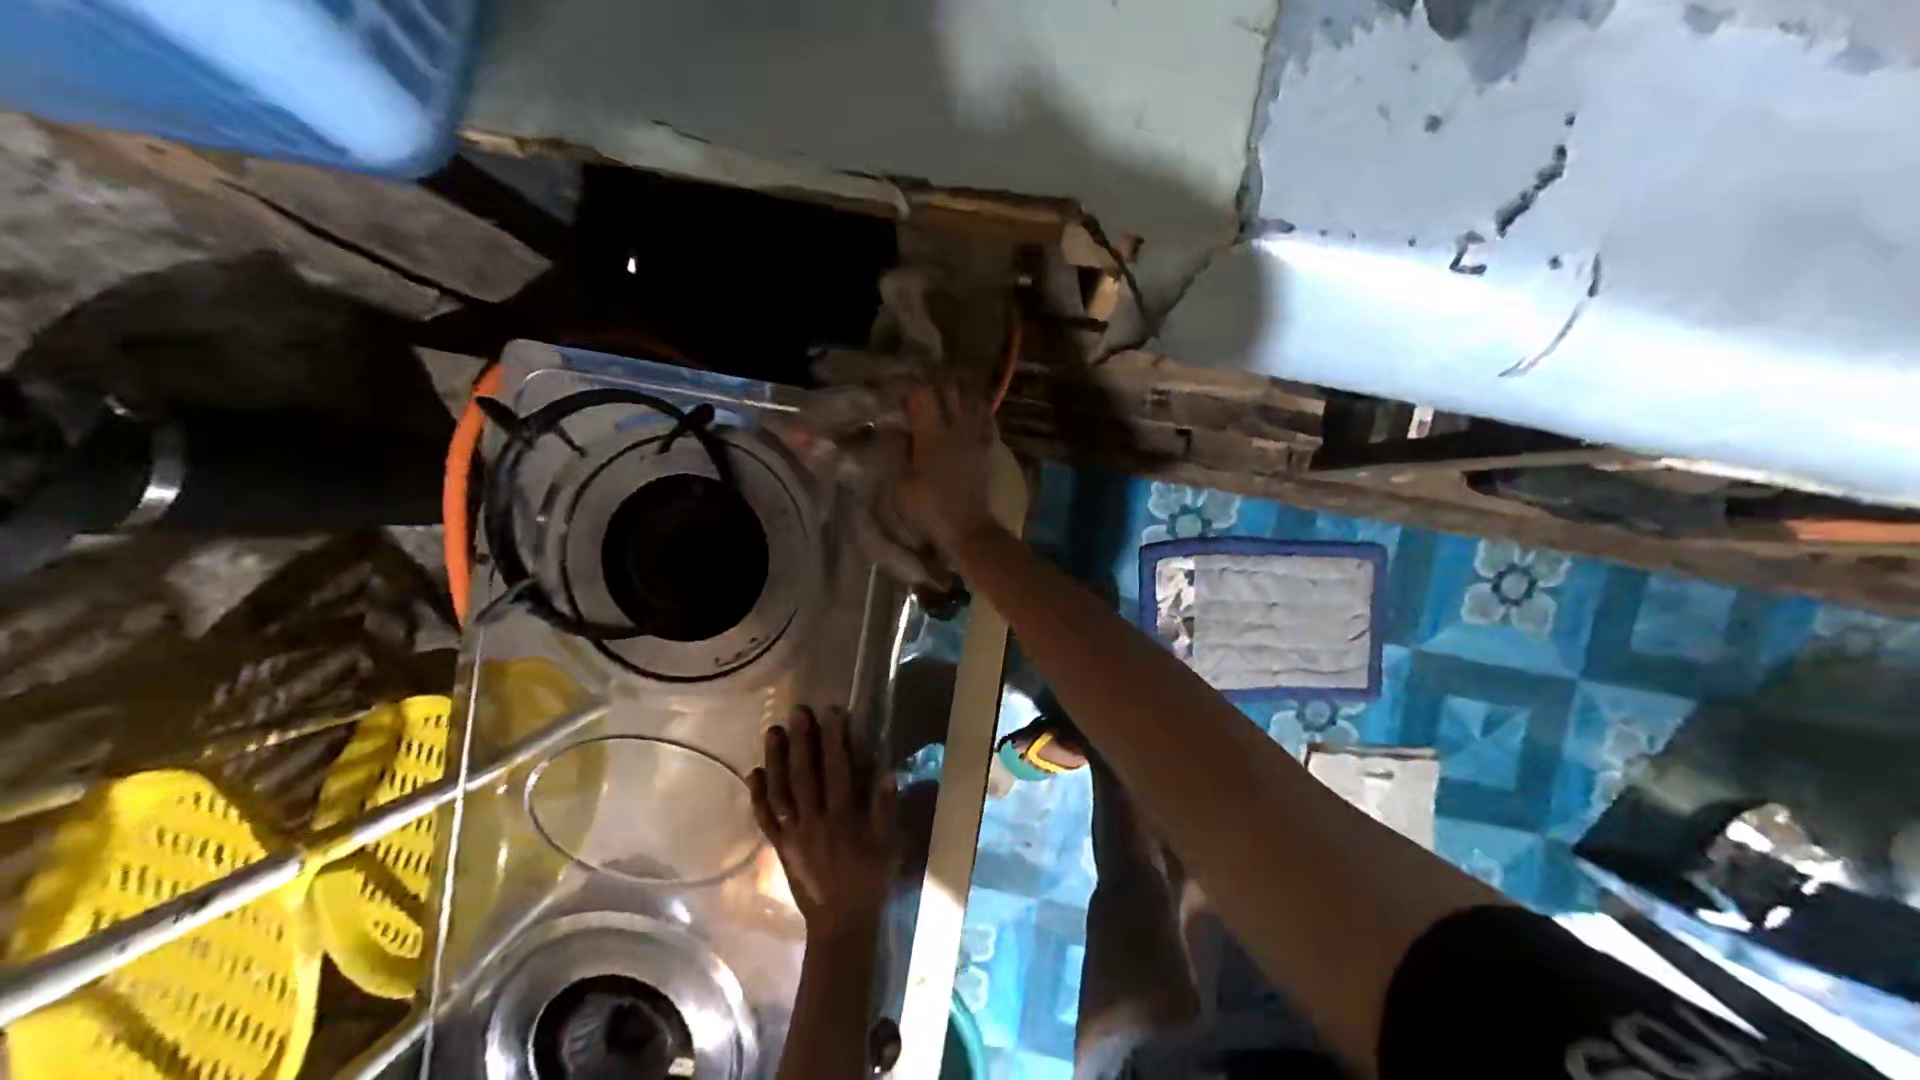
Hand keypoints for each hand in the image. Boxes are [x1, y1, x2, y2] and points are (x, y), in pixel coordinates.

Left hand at [750, 706, 898, 937]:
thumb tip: (886, 772)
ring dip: (775, 759)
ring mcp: (792, 835)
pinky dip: (757, 795)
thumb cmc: (870, 880)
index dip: (834, 740)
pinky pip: (765, 818)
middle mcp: (813, 822)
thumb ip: (886, 810)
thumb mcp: (888, 846)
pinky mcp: (779, 847)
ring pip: (780, 791)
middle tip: (797, 711)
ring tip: (773, 731)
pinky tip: (754, 772)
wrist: (840, 924)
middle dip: (801, 740)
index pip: (836, 770)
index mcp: (843, 819)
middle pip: (804, 774)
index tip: (832, 713)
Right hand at [898, 386, 998, 556]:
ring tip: (938, 400)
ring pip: (969, 397)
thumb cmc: (930, 511)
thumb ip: (895, 449)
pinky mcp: (989, 446)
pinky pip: (986, 414)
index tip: (889, 389)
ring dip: (952, 393)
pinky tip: (963, 413)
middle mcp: (958, 428)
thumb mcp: (901, 485)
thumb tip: (892, 424)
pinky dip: (974, 406)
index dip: (903, 385)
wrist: (969, 530)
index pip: (921, 393)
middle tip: (913, 395)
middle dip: (928, 386)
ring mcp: (977, 436)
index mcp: (932, 436)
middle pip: (947, 389)